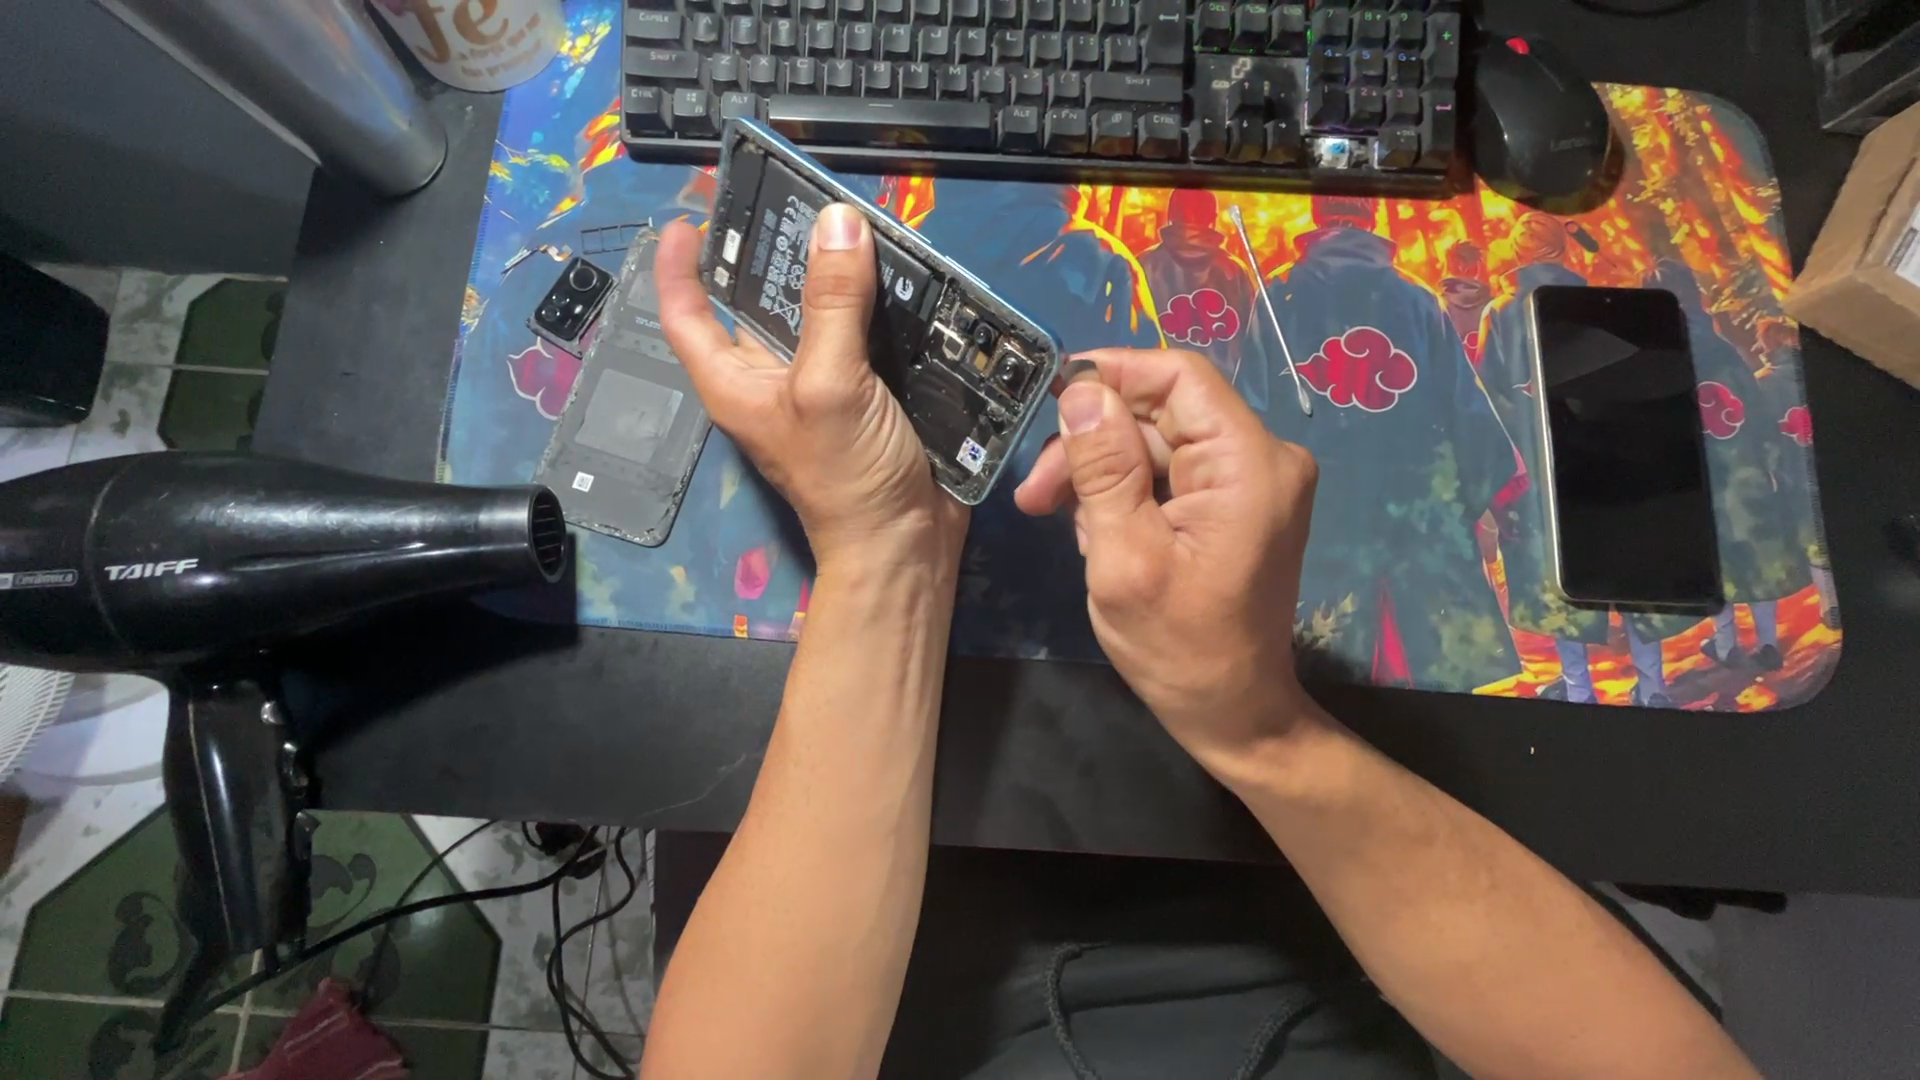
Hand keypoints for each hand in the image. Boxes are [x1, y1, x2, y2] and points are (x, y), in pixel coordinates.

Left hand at [656, 207, 966, 570]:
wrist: (905, 539)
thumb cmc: (846, 474)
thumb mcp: (829, 384)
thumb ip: (832, 305)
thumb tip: (837, 221)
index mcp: (736, 380)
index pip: (687, 314)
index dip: (680, 264)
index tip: (690, 215)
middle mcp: (772, 379)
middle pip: (759, 304)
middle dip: (777, 255)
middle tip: (804, 200)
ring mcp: (822, 386)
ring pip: (820, 316)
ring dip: (837, 276)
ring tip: (858, 224)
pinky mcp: (867, 394)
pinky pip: (865, 337)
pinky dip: (878, 308)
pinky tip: (899, 276)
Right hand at [1014, 349, 1318, 769]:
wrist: (1230, 710)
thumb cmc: (1177, 646)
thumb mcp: (1123, 556)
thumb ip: (1102, 468)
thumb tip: (1080, 391)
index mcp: (1247, 464)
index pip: (1178, 378)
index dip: (1112, 374)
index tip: (1050, 396)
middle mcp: (1261, 459)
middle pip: (1159, 415)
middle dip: (1092, 446)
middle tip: (1034, 493)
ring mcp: (1250, 482)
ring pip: (1156, 445)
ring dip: (1100, 476)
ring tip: (1060, 522)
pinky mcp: (1234, 503)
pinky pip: (1168, 474)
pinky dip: (1125, 495)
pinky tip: (1097, 532)